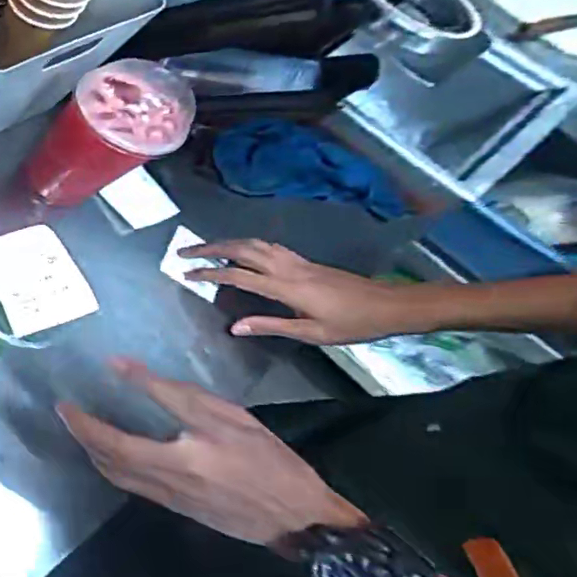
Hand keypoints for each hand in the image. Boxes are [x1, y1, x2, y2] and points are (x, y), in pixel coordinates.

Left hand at [59, 358, 364, 544]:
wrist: (307, 521)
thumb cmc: (268, 462)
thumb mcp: (221, 416)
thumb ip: (166, 392)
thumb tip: (119, 365)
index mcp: (172, 463)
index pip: (110, 443)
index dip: (82, 425)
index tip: (62, 405)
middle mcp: (163, 487)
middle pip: (107, 464)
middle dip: (83, 439)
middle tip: (68, 415)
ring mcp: (172, 502)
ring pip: (119, 478)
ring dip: (96, 454)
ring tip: (84, 429)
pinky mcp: (184, 509)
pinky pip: (136, 486)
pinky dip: (117, 467)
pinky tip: (118, 452)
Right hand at [181, 238, 425, 343]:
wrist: (392, 305)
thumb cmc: (354, 323)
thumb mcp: (313, 333)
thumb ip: (271, 326)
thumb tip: (235, 327)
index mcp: (284, 287)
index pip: (236, 275)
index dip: (208, 272)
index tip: (187, 273)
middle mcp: (285, 268)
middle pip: (239, 250)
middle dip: (208, 248)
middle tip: (185, 252)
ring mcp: (295, 261)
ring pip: (252, 243)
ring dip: (225, 242)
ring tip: (206, 247)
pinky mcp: (303, 260)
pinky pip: (267, 245)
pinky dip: (246, 243)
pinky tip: (242, 248)